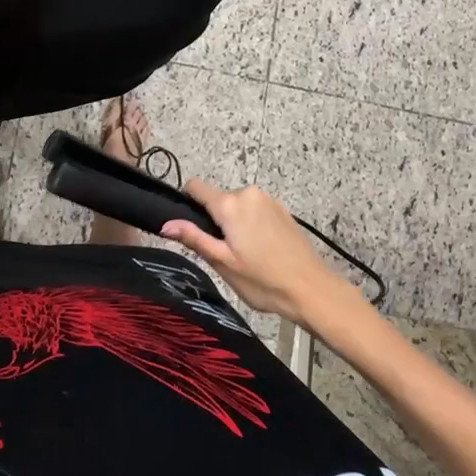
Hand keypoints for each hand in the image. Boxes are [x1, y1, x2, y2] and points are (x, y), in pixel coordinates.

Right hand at [160, 180, 354, 322]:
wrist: (311, 289)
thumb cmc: (262, 280)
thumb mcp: (222, 262)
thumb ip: (194, 238)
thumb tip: (164, 224)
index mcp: (229, 204)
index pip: (195, 186)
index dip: (187, 203)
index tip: (192, 228)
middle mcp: (248, 193)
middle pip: (218, 199)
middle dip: (215, 220)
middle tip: (224, 252)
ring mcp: (268, 199)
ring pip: (237, 205)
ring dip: (234, 223)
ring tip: (245, 254)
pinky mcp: (282, 210)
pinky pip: (255, 210)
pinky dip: (251, 224)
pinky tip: (262, 250)